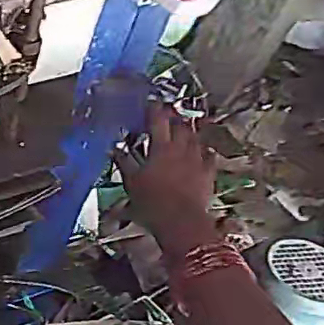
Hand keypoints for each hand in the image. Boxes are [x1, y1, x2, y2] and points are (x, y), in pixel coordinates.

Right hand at [115, 100, 218, 253]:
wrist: (181, 220)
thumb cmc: (151, 201)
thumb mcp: (131, 181)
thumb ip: (124, 162)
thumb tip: (115, 149)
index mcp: (161, 148)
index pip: (158, 121)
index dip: (154, 110)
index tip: (152, 103)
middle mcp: (182, 149)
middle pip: (181, 125)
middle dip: (174, 118)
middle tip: (167, 115)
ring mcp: (198, 160)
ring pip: (196, 137)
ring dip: (189, 131)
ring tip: (183, 128)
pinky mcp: (208, 172)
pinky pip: (208, 155)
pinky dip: (202, 150)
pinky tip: (200, 151)